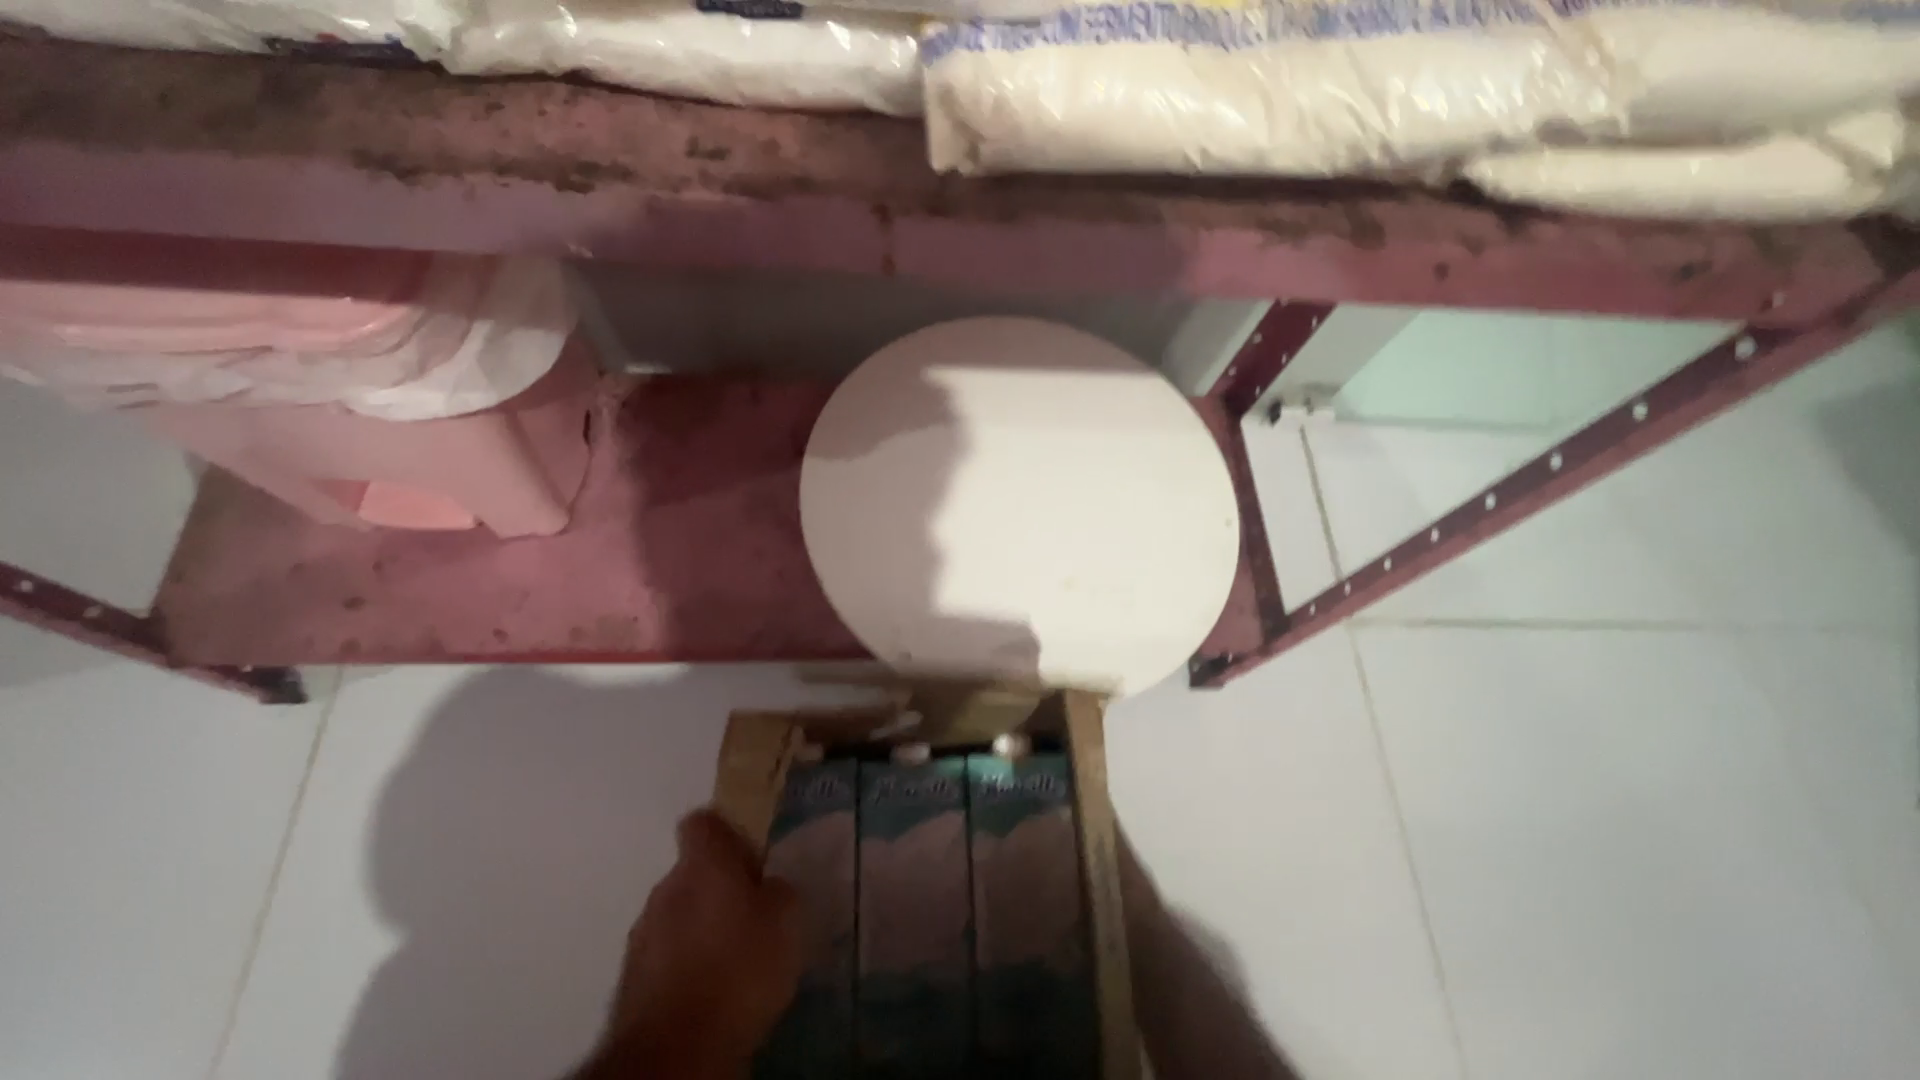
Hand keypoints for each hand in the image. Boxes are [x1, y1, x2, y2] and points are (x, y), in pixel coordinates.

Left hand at [594, 810, 803, 1078]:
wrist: (676, 1048)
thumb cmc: (740, 968)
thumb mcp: (785, 920)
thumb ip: (779, 891)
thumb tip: (769, 886)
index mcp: (702, 865)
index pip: (704, 822)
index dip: (727, 834)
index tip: (751, 857)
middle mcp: (664, 889)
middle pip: (692, 872)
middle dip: (720, 888)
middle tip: (755, 914)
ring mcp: (642, 934)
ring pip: (678, 914)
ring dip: (702, 927)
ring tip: (736, 959)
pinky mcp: (633, 979)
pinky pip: (666, 955)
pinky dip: (688, 964)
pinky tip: (714, 989)